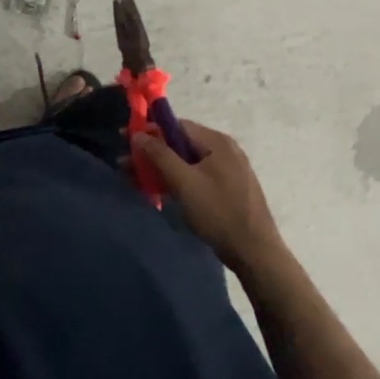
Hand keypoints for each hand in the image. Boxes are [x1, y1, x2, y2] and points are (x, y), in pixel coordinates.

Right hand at [133, 120, 284, 271]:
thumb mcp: (183, 182)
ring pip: (186, 161)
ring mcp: (228, 169)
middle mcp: (224, 149)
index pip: (175, 125)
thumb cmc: (218, 213)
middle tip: (126, 164)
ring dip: (160, 168)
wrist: (255, 253)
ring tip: (136, 180)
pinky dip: (176, 179)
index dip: (148, 131)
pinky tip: (160, 191)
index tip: (124, 141)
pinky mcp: (228, 187)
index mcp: (217, 142)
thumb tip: (137, 134)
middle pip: (179, 143)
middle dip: (151, 152)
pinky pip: (195, 175)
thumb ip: (159, 155)